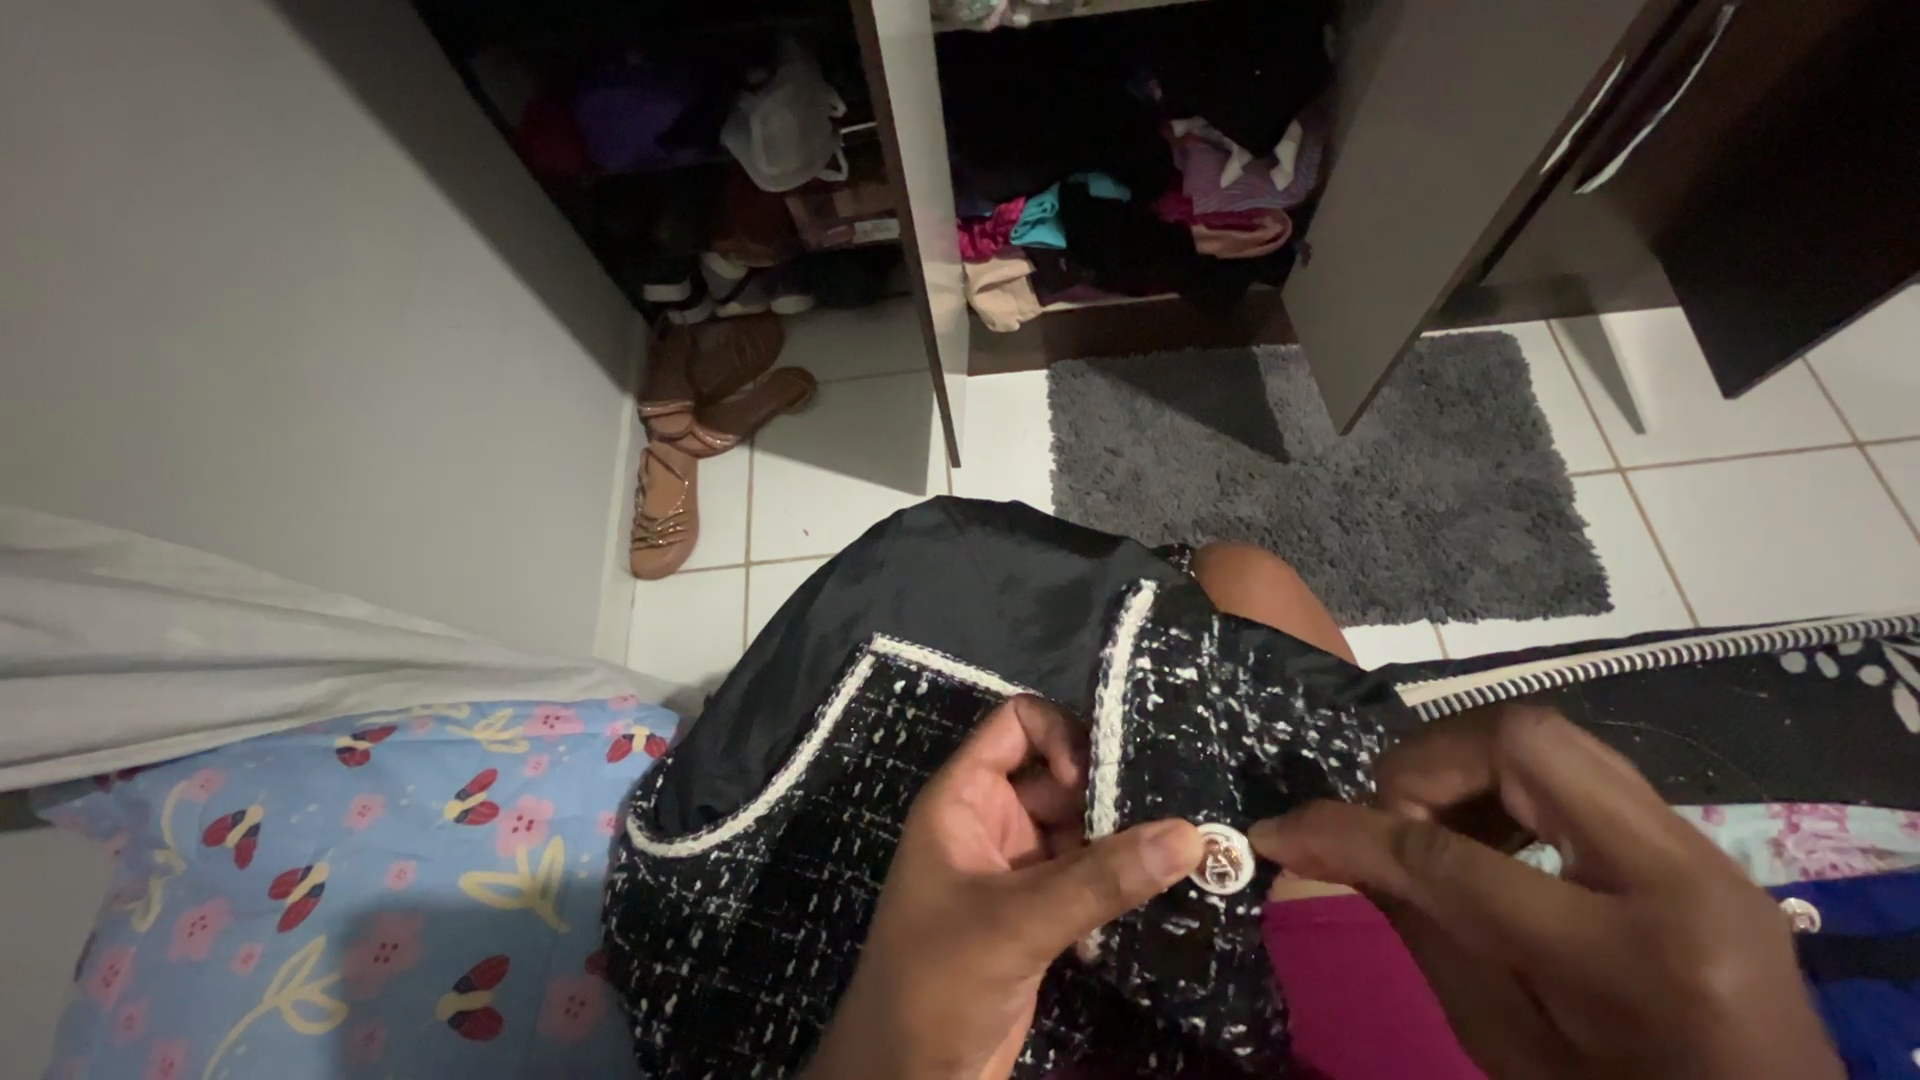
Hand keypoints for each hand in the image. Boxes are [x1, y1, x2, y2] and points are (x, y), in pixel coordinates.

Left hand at [803, 695, 1202, 1079]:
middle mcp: (990, 820)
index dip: (1062, 736)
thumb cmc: (937, 981)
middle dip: (1108, 789)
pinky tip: (1163, 888)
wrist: (907, 1077)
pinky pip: (1085, 871)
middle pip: (1058, 773)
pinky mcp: (1037, 910)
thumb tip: (1189, 834)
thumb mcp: (1015, 923)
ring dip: (1122, 836)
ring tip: (1182, 851)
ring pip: (1077, 825)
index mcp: (963, 797)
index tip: (1099, 783)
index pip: (1016, 725)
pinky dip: (1118, 876)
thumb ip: (1100, 879)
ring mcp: (1014, 866)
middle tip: (1170, 816)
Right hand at [1250, 704, 1841, 1079]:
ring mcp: (1703, 850)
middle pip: (1521, 740)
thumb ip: (1414, 923)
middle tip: (1389, 819)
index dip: (1348, 832)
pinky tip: (1487, 832)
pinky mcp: (1695, 838)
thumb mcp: (1499, 1041)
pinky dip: (1502, 779)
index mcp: (1631, 963)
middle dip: (1424, 763)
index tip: (1278, 830)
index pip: (1449, 859)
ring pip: (1548, 734)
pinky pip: (1574, 764)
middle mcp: (1682, 878)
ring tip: (1434, 824)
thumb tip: (1320, 841)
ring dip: (1461, 763)